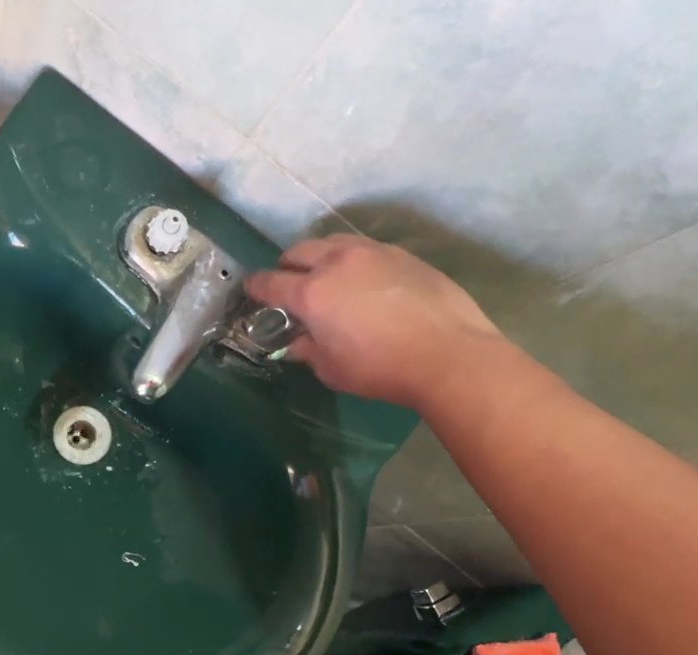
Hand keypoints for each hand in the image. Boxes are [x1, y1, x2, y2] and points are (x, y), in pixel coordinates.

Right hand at [246, 234, 508, 409]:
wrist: (447, 353)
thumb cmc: (379, 368)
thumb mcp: (330, 368)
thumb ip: (307, 349)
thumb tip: (297, 342)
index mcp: (311, 293)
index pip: (270, 282)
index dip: (255, 287)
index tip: (250, 291)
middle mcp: (337, 263)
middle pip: (299, 251)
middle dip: (286, 265)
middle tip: (287, 284)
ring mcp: (373, 253)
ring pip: (333, 242)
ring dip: (320, 256)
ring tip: (325, 276)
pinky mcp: (402, 254)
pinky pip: (364, 248)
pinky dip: (352, 260)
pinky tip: (362, 281)